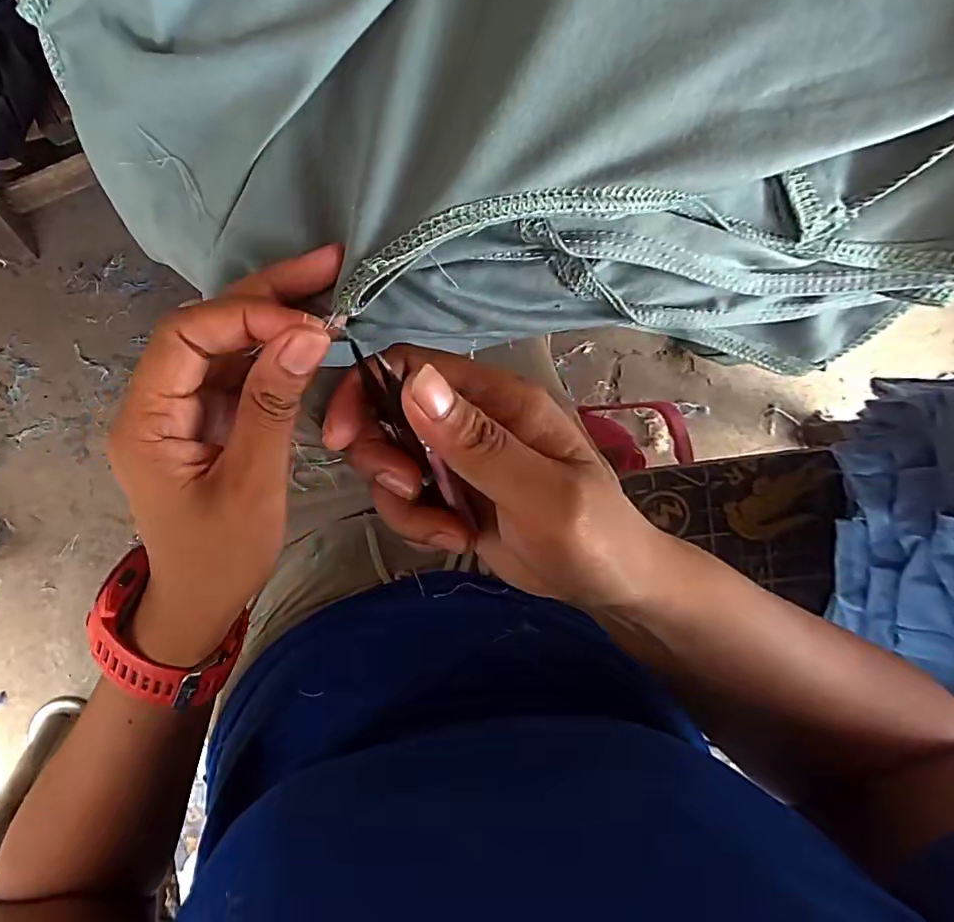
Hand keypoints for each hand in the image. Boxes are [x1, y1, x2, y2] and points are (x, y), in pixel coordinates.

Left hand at [106, 245, 340, 664]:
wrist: (199, 604)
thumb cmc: (218, 558)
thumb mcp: (251, 486)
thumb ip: (272, 405)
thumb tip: (306, 333)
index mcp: (145, 419)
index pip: (185, 336)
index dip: (244, 316)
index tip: (306, 321)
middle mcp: (155, 400)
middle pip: (203, 327)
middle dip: (262, 295)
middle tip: (326, 263)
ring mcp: (180, 406)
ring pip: (222, 342)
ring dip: (272, 313)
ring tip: (326, 283)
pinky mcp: (205, 415)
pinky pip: (236, 368)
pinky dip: (273, 348)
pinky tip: (308, 329)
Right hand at [322, 345, 662, 606]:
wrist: (610, 588)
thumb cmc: (593, 534)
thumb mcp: (540, 491)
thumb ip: (478, 440)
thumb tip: (415, 381)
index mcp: (494, 397)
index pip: (409, 365)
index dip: (364, 390)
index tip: (342, 437)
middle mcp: (466, 417)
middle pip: (384, 412)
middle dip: (381, 457)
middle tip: (409, 492)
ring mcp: (453, 456)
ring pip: (387, 460)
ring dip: (401, 500)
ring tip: (446, 530)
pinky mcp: (445, 491)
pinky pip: (401, 498)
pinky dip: (415, 523)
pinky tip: (455, 540)